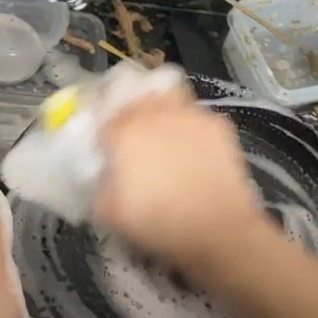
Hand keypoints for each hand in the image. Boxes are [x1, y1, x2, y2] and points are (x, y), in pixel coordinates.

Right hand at [93, 87, 270, 273]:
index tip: (99, 125)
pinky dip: (190, 122)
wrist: (219, 230)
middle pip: (135, 87)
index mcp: (123, 130)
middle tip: (129, 121)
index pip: (102, 104)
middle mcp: (155, 113)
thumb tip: (103, 170)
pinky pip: (196, 113)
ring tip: (162, 126)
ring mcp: (190, 114)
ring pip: (168, 92)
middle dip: (128, 98)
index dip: (98, 111)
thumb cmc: (158, 223)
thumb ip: (98, 182)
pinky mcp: (218, 125)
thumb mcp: (109, 212)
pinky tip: (192, 145)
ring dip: (160, 103)